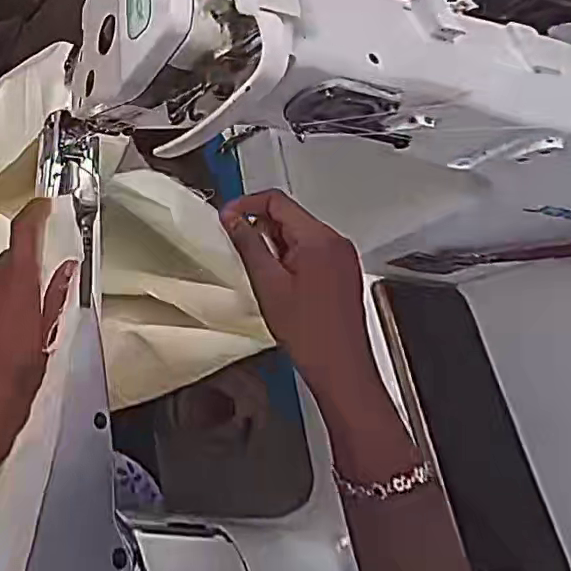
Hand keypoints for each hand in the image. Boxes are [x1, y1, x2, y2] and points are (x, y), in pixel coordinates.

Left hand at [0, 198, 76, 522]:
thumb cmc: (8, 398)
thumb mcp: (43, 351)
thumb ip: (53, 303)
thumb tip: (66, 269)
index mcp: (12, 292)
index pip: (22, 236)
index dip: (34, 214)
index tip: (45, 205)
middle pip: (10, 259)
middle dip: (29, 267)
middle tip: (48, 293)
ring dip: (11, 290)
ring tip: (25, 327)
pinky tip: (2, 337)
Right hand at [220, 191, 385, 421]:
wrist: (341, 369)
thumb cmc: (311, 334)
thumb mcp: (267, 283)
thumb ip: (248, 244)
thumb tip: (233, 219)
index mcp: (318, 239)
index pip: (277, 201)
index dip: (247, 205)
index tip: (228, 217)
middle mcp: (335, 242)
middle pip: (289, 214)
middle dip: (260, 225)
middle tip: (238, 243)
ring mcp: (342, 256)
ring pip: (299, 232)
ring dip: (274, 242)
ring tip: (262, 271)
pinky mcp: (342, 269)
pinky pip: (311, 248)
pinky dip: (290, 255)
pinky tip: (279, 280)